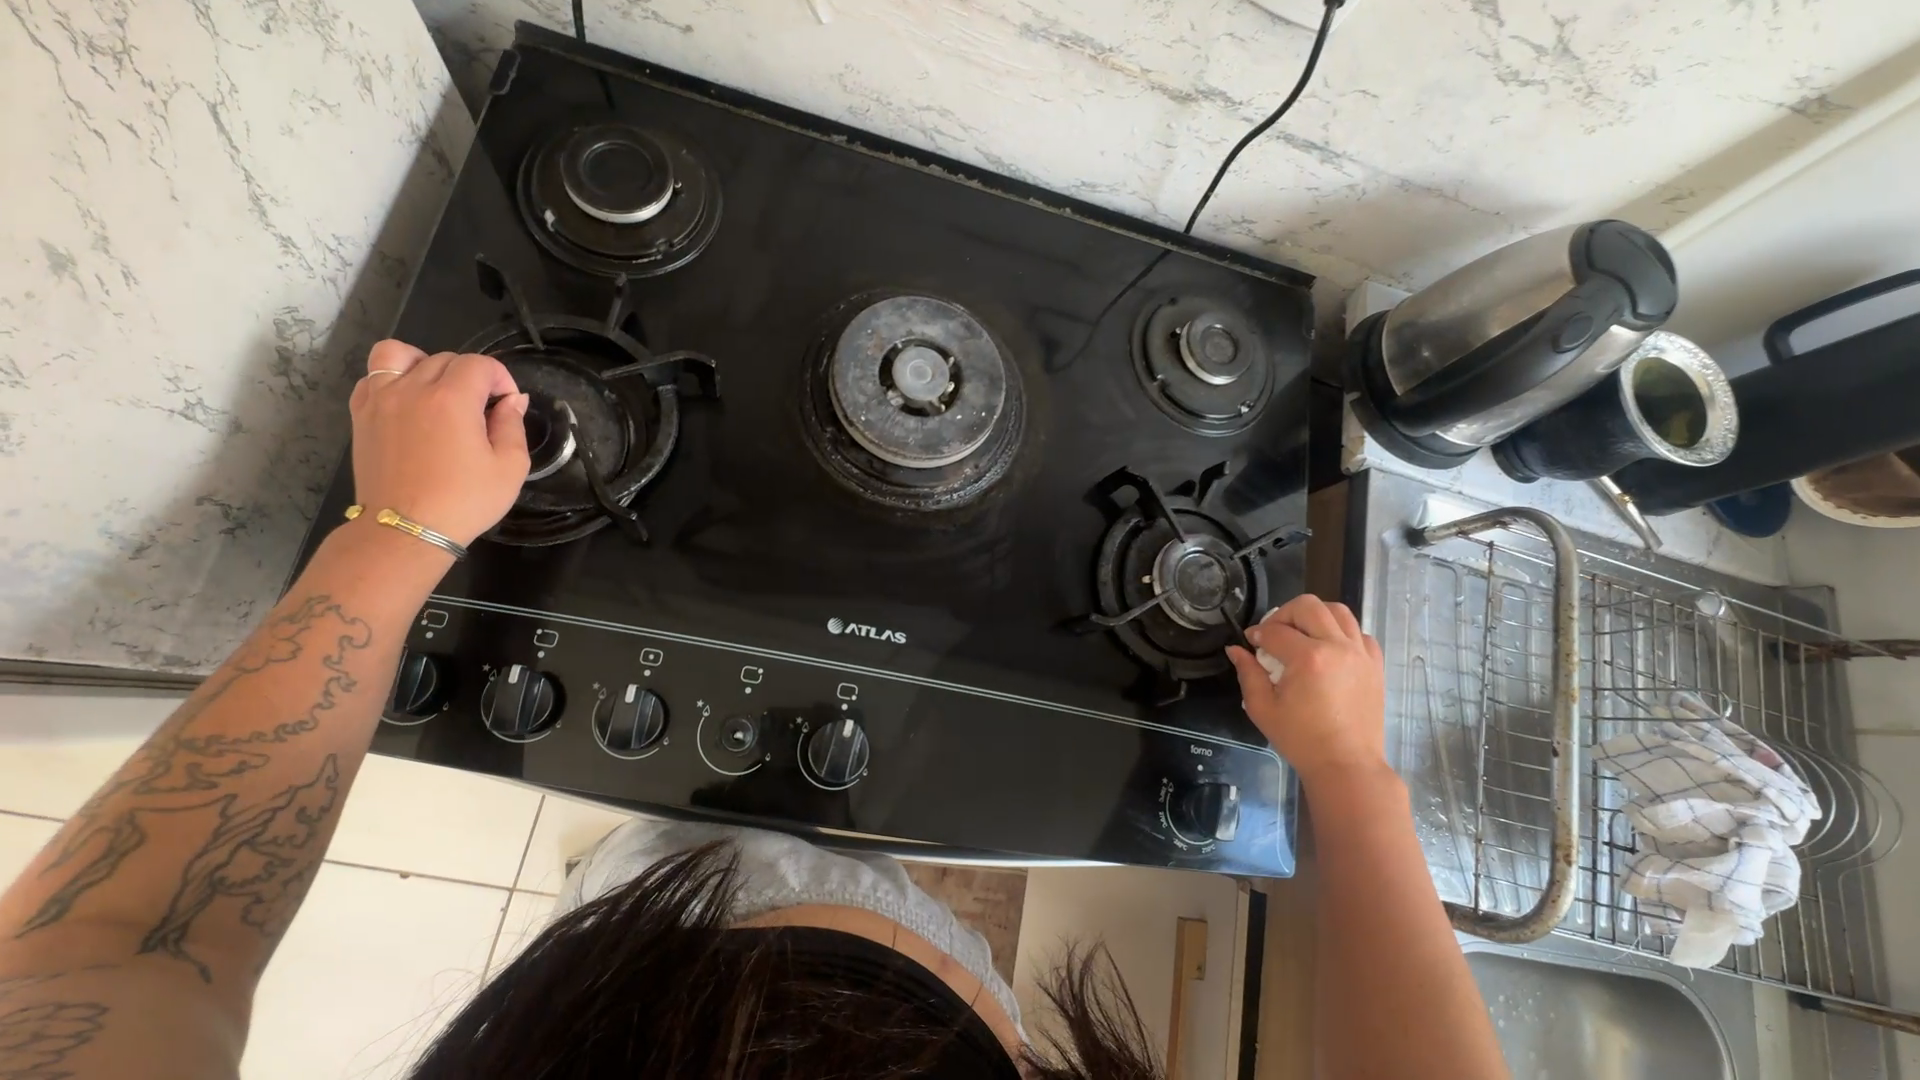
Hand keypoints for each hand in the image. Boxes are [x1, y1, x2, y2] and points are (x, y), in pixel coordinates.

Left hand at [348, 340, 530, 545]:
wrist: (406, 529)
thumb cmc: (465, 501)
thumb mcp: (510, 467)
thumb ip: (513, 425)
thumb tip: (512, 401)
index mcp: (452, 399)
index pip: (480, 364)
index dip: (502, 379)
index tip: (508, 406)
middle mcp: (412, 388)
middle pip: (446, 359)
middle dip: (472, 377)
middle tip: (482, 410)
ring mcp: (380, 399)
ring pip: (400, 354)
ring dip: (425, 364)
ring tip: (438, 391)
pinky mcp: (361, 414)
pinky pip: (373, 376)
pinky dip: (393, 379)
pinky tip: (410, 404)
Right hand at [1226, 595, 1386, 783]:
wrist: (1346, 764)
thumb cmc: (1300, 739)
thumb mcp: (1263, 708)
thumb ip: (1247, 673)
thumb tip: (1235, 649)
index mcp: (1308, 658)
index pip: (1275, 631)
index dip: (1257, 634)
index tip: (1251, 644)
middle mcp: (1337, 647)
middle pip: (1308, 606)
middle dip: (1284, 614)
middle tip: (1274, 634)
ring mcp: (1361, 653)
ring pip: (1338, 611)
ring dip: (1314, 616)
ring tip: (1302, 634)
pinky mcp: (1375, 664)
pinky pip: (1359, 632)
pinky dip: (1342, 633)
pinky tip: (1329, 649)